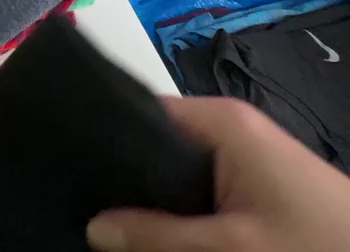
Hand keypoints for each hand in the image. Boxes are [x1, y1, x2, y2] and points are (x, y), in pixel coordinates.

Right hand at [87, 97, 349, 251]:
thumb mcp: (232, 250)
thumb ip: (158, 236)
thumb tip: (92, 226)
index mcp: (221, 120)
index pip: (141, 111)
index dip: (108, 141)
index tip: (77, 171)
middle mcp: (234, 128)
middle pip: (160, 143)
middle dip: (133, 178)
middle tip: (94, 208)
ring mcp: (256, 158)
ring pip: (185, 172)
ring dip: (163, 201)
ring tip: (125, 224)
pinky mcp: (272, 188)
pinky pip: (213, 190)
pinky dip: (193, 213)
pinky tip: (175, 236)